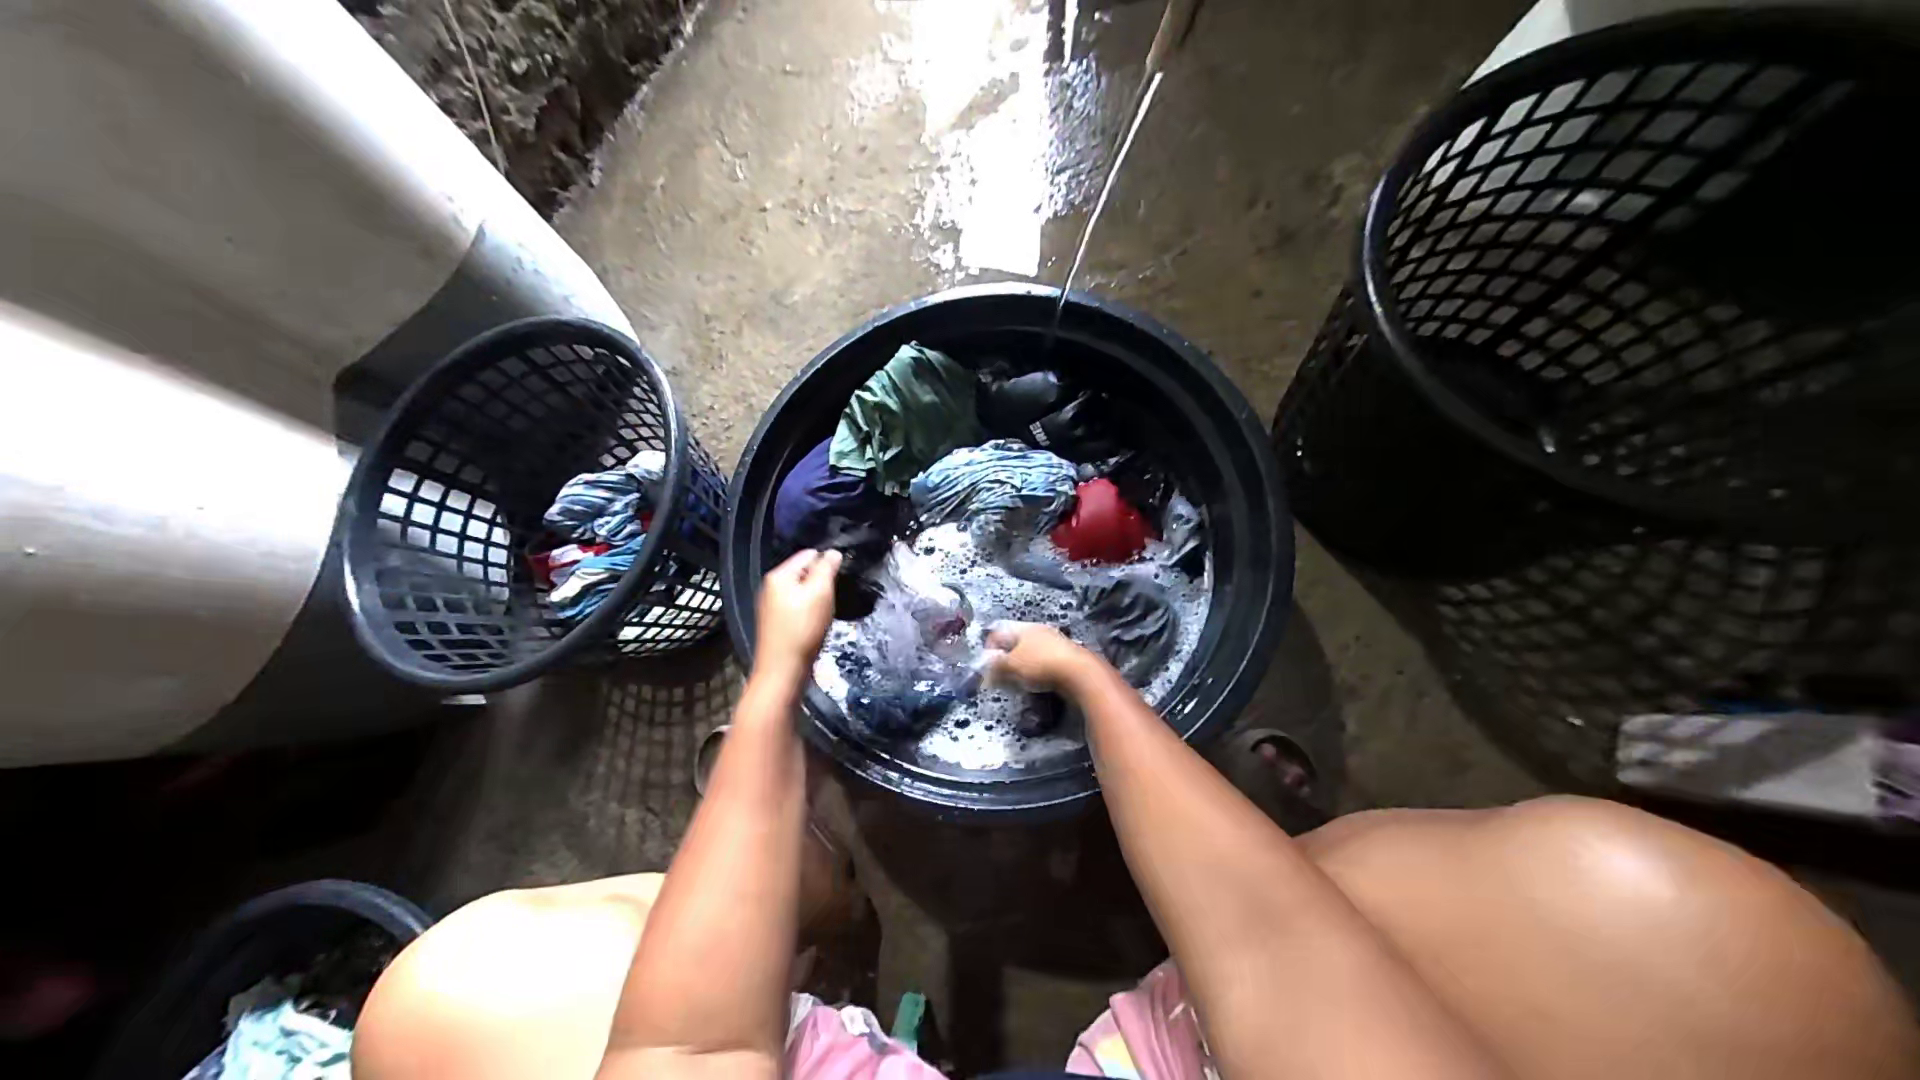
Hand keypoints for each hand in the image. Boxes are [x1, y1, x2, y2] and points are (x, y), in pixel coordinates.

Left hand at [754, 549, 842, 677]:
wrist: (782, 670)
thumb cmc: (803, 629)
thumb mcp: (820, 593)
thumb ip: (827, 568)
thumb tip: (833, 552)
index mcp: (779, 575)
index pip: (809, 554)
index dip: (827, 563)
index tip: (839, 580)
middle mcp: (771, 587)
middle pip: (804, 573)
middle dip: (821, 582)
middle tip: (832, 599)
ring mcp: (771, 605)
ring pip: (802, 591)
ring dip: (816, 599)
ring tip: (824, 614)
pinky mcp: (775, 622)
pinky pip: (797, 606)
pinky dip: (808, 612)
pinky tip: (815, 624)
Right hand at [985, 622, 1102, 692]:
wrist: (1080, 674)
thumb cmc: (1040, 665)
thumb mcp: (1011, 665)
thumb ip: (995, 665)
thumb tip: (984, 665)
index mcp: (1024, 627)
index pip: (998, 632)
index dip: (988, 649)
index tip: (986, 668)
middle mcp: (1039, 630)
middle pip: (1014, 643)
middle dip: (1004, 660)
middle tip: (999, 677)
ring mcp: (1054, 643)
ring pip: (1029, 653)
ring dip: (1020, 667)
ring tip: (1016, 682)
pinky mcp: (1065, 657)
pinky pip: (1043, 663)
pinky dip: (1035, 672)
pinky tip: (1035, 683)